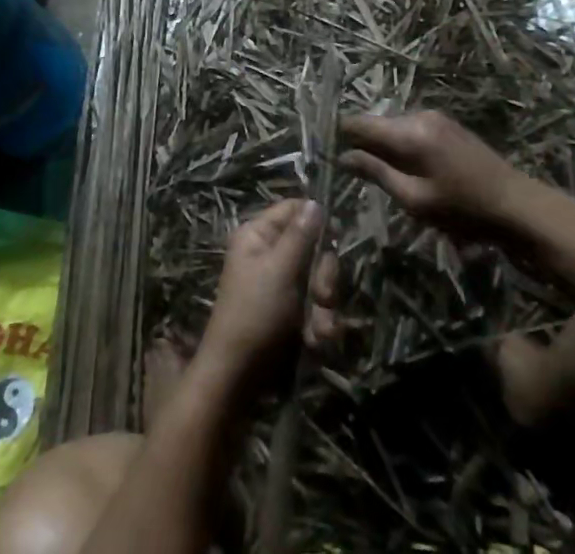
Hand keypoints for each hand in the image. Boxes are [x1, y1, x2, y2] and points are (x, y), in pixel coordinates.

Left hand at [199, 200, 338, 388]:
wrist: (239, 373)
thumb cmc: (255, 313)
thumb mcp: (280, 269)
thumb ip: (301, 235)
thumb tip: (316, 201)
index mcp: (258, 235)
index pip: (294, 209)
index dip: (317, 221)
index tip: (335, 239)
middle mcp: (270, 252)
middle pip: (314, 246)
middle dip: (324, 276)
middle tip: (322, 297)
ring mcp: (281, 281)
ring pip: (319, 278)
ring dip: (324, 306)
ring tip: (318, 330)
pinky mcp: (291, 308)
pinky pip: (316, 304)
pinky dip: (319, 321)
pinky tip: (315, 340)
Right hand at [339, 111, 538, 234]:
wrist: (517, 204)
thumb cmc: (463, 209)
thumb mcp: (414, 198)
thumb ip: (376, 173)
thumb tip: (342, 157)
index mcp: (409, 133)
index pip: (359, 123)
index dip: (339, 135)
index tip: (326, 150)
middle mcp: (419, 116)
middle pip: (375, 124)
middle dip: (361, 144)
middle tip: (353, 173)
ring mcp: (435, 117)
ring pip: (392, 127)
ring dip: (382, 146)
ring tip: (381, 175)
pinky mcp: (446, 124)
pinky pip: (410, 129)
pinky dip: (400, 145)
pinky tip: (406, 169)